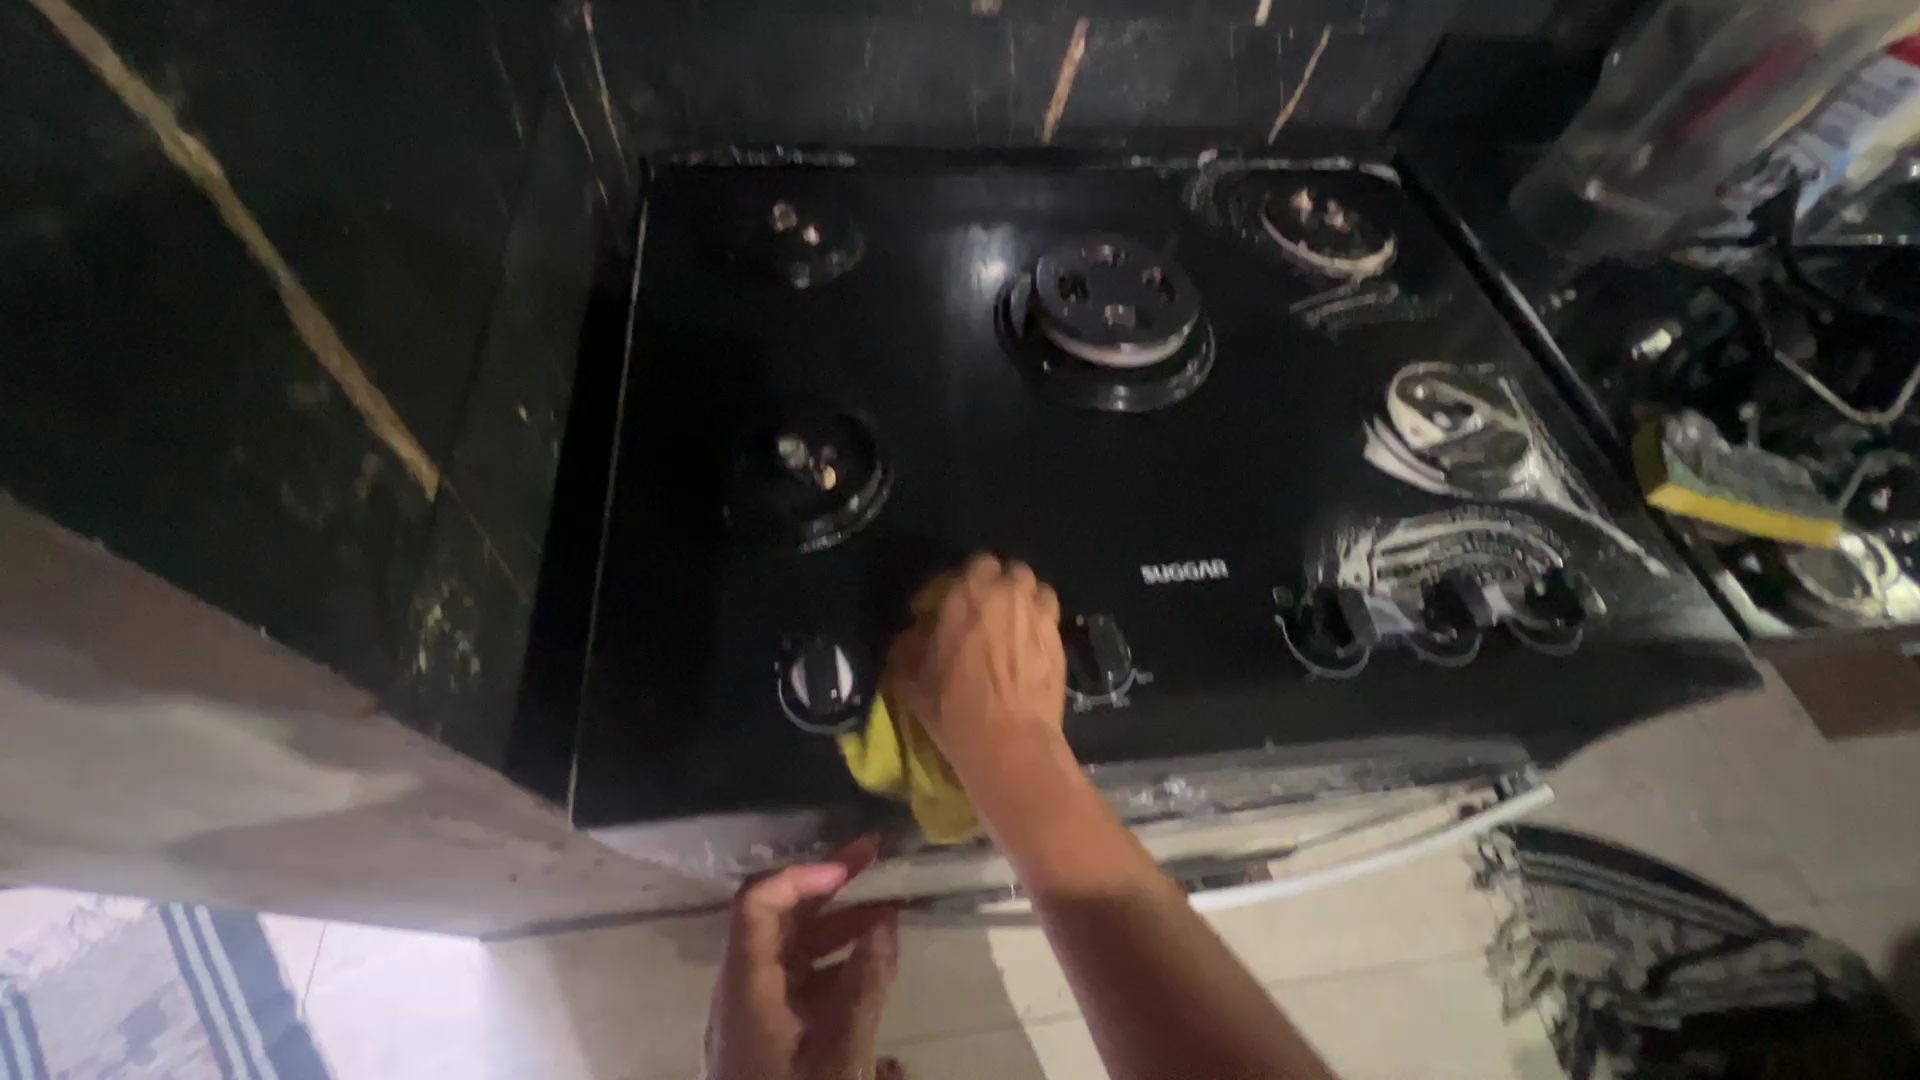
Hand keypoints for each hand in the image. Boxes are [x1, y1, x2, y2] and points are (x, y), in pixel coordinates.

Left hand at [706, 840, 900, 1079]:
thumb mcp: (840, 1058)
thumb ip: (865, 985)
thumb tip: (886, 923)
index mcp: (746, 991)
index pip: (759, 904)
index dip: (803, 876)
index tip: (853, 870)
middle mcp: (742, 997)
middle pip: (779, 924)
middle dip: (830, 893)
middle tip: (877, 865)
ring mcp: (753, 1026)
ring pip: (793, 958)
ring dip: (839, 935)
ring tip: (890, 928)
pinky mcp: (767, 1051)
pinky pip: (800, 994)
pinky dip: (836, 977)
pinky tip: (875, 987)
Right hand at [891, 554, 1066, 779]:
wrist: (1010, 744)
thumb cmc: (956, 710)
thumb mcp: (915, 683)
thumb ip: (908, 650)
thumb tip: (908, 637)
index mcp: (969, 596)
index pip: (977, 563)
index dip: (970, 579)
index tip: (959, 601)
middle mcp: (1008, 596)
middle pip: (1013, 570)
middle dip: (1002, 584)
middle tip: (989, 610)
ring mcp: (1040, 617)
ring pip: (1038, 589)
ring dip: (1027, 599)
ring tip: (1016, 623)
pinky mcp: (1061, 641)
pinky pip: (1052, 618)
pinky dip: (1042, 624)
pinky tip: (1031, 648)